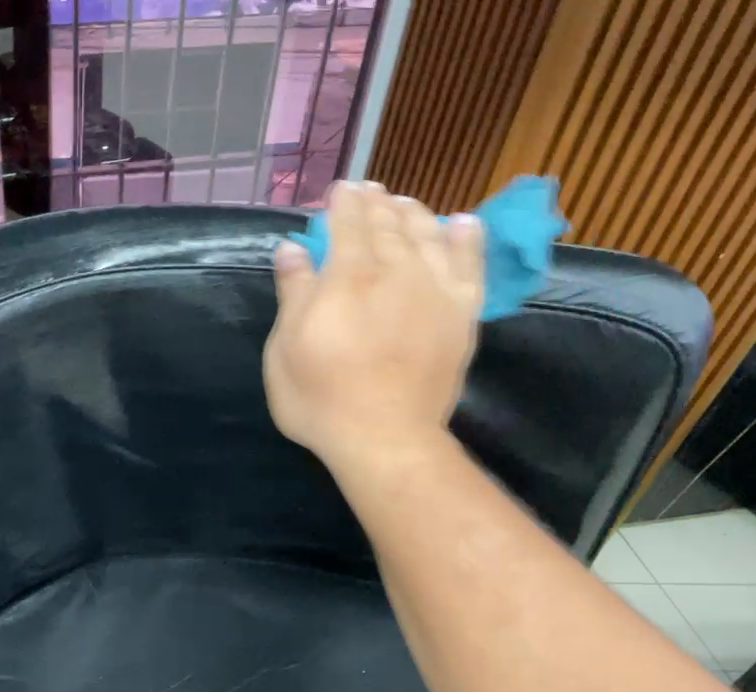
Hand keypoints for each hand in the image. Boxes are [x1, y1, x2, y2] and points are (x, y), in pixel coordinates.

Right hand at [264, 181, 484, 472]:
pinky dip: (466, 239)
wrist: (384, 436)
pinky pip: (471, 263)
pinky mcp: (462, 313)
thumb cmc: (320, 398)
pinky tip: (461, 224)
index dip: (342, 203)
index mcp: (347, 276)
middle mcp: (395, 270)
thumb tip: (293, 247)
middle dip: (376, 203)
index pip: (347, 223)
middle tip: (370, 191)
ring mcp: (435, 289)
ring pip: (428, 234)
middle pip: (388, 223)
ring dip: (414, 213)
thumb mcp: (285, 349)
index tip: (338, 190)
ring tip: (405, 204)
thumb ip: (293, 293)